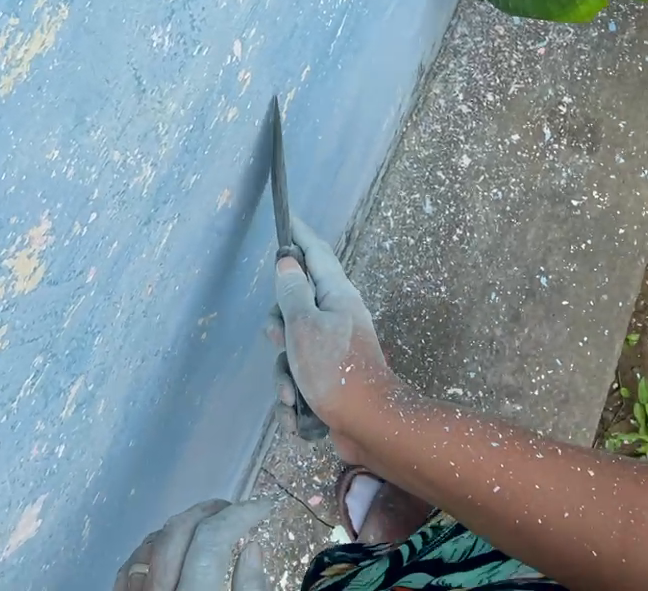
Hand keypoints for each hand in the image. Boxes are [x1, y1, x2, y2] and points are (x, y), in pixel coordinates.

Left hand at [112, 499, 271, 590]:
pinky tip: (169, 551)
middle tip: (236, 510)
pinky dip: (152, 550)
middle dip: (210, 512)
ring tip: (208, 526)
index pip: (212, 541)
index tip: (265, 505)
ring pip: (150, 544)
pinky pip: (128, 568)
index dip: (241, 515)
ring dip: (182, 527)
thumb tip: (252, 549)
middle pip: (177, 533)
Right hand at [266, 220, 400, 457]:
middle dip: (278, 325)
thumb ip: (292, 292)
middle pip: (296, 304)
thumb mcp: (304, 325)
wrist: (371, 428)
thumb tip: (287, 262)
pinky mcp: (331, 377)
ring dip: (284, 373)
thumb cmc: (336, 371)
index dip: (299, 236)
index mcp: (337, 295)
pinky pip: (301, 376)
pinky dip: (294, 395)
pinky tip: (296, 413)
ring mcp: (335, 348)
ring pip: (293, 345)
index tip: (286, 219)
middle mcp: (338, 316)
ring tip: (290, 395)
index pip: (316, 253)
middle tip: (277, 338)